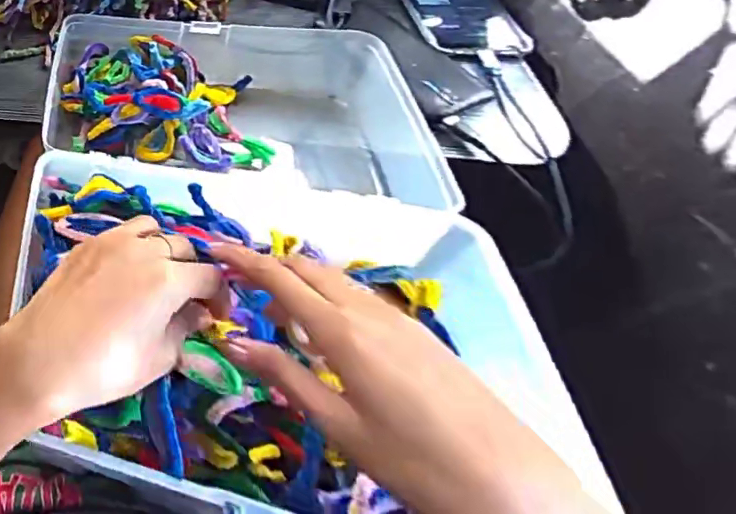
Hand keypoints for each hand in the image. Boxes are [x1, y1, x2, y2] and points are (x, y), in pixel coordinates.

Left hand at [0, 217, 223, 426]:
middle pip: (182, 246)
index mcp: (168, 277)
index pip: (210, 275)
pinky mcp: (85, 243)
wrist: (45, 352)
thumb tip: (196, 312)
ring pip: (150, 228)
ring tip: (158, 275)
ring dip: (162, 247)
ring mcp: (110, 240)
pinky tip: (127, 270)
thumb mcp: (160, 356)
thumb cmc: (107, 365)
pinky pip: (120, 232)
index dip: (220, 296)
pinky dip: (134, 243)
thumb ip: (184, 327)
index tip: (216, 316)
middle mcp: (142, 248)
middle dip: (193, 269)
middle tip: (189, 298)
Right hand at [215, 245, 602, 513]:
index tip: (213, 246)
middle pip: (307, 268)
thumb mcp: (343, 429)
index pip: (279, 278)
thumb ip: (287, 377)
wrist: (523, 493)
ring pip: (336, 280)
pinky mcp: (421, 336)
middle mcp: (368, 313)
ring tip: (278, 304)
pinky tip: (330, 329)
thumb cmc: (421, 466)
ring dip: (300, 277)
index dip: (242, 258)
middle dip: (269, 262)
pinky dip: (330, 294)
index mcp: (342, 332)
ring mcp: (399, 321)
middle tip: (239, 276)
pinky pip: (360, 297)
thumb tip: (236, 341)